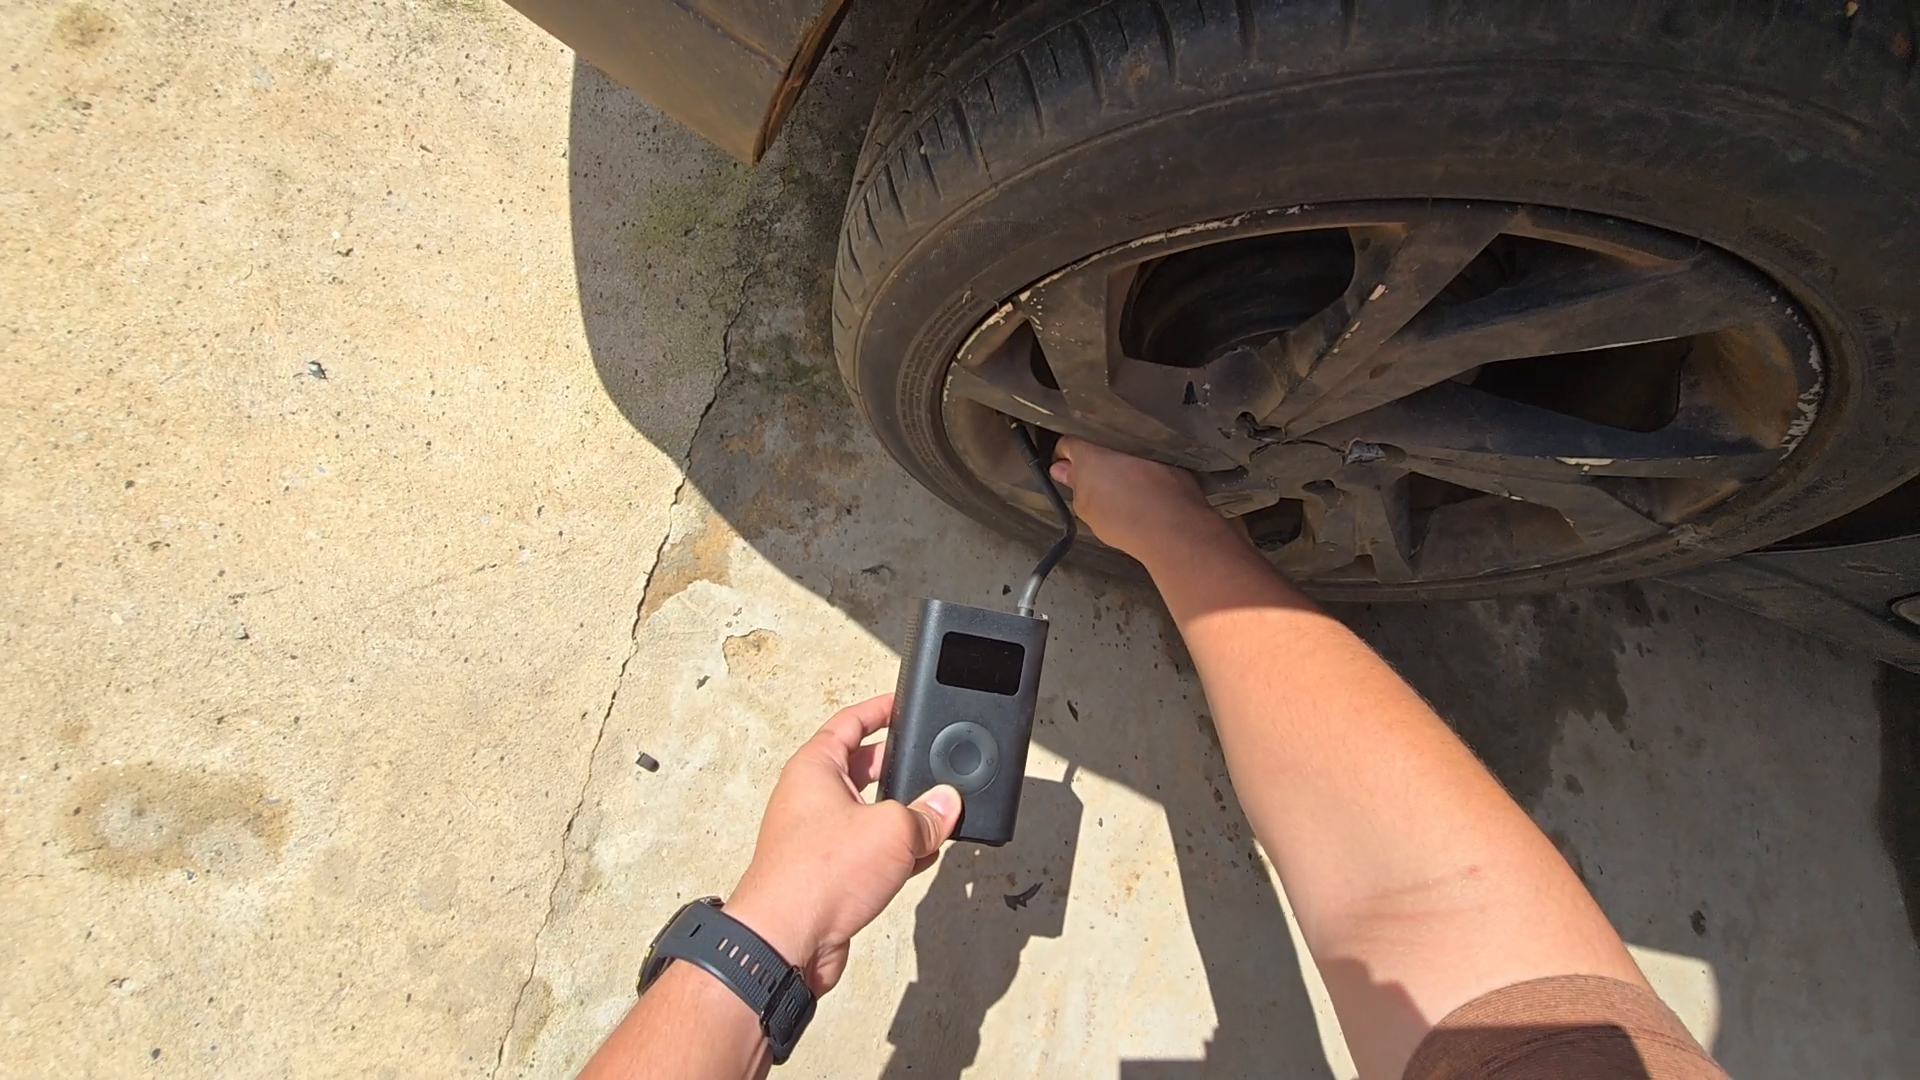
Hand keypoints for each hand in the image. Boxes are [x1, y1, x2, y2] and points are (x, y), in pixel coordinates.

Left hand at [725, 695, 960, 995]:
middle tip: (927, 761)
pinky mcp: (827, 873)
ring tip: (934, 813)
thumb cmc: (817, 874)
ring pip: (867, 811)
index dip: (879, 710)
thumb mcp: (891, 830)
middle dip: (897, 766)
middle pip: (861, 767)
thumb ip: (926, 813)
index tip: (901, 703)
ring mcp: (817, 836)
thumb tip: (946, 805)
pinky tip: (922, 856)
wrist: (785, 944)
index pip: (849, 722)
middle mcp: (811, 797)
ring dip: (900, 814)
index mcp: (815, 767)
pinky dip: (894, 851)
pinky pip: (867, 850)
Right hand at [1049, 437, 1227, 562]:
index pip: (1069, 444)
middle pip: (1101, 448)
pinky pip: (1153, 464)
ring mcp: (1149, 452)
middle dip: (1096, 463)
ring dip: (1124, 468)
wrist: (1174, 530)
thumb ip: (1074, 484)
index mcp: (1092, 454)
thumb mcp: (1086, 508)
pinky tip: (1148, 497)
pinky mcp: (1174, 464)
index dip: (1063, 456)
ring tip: (1124, 494)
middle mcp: (1121, 444)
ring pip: (1129, 455)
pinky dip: (1148, 476)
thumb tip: (1062, 469)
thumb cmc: (1123, 519)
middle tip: (1095, 486)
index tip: (1064, 468)